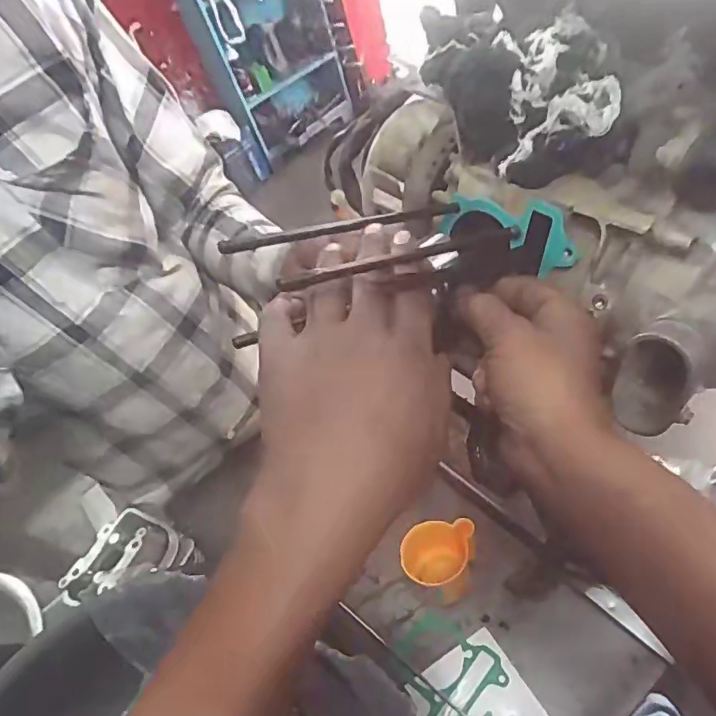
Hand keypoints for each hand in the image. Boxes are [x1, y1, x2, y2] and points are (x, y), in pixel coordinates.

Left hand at [250, 227, 449, 555]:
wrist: (328, 486)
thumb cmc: (394, 468)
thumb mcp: (436, 430)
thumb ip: (437, 384)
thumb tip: (434, 352)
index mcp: (408, 349)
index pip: (415, 295)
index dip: (416, 267)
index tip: (416, 248)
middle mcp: (365, 331)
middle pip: (372, 277)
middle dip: (378, 248)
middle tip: (380, 229)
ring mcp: (319, 339)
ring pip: (327, 285)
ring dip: (334, 261)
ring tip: (338, 244)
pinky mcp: (280, 354)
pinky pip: (279, 315)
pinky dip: (285, 303)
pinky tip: (290, 300)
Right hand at [455, 276, 611, 489]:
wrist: (551, 449)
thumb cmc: (536, 383)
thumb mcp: (508, 334)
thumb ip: (483, 308)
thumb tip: (465, 295)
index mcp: (561, 315)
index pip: (523, 286)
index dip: (490, 287)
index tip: (456, 292)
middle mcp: (552, 340)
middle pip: (505, 322)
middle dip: (478, 330)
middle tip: (448, 328)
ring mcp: (537, 373)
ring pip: (495, 355)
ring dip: (481, 365)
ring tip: (479, 377)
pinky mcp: (522, 401)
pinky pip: (496, 385)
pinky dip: (488, 392)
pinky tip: (487, 401)